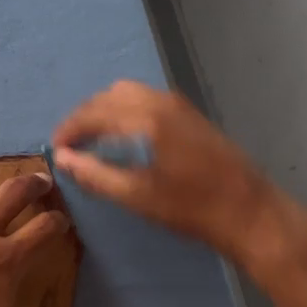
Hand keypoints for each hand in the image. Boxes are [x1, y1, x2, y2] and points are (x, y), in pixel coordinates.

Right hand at [52, 81, 287, 263]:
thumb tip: (62, 160)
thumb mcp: (137, 196)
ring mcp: (179, 106)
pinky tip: (122, 137)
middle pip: (109, 96)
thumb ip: (96, 175)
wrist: (250, 213)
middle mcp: (161, 101)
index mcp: (147, 118)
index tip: (55, 150)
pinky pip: (145, 100)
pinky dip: (124, 111)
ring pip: (129, 94)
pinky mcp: (190, 116)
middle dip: (85, 117)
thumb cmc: (192, 208)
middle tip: (70, 146)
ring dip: (105, 112)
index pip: (94, 113)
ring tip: (91, 140)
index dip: (70, 130)